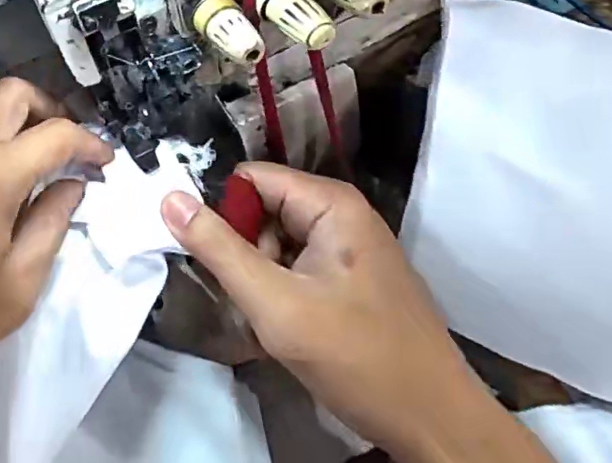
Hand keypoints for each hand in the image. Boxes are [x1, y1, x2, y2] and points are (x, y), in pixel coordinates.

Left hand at [0, 79, 113, 461]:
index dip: (90, 142)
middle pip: (14, 91)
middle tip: (68, 147)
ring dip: (14, 111)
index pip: (57, 132)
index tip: (107, 161)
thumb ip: (53, 223)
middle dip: (51, 109)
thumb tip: (73, 183)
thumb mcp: (16, 287)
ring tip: (32, 151)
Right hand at [161, 163, 552, 462]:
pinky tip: (287, 328)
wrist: (442, 432)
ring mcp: (348, 247)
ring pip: (275, 241)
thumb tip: (169, 198)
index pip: (250, 179)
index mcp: (329, 203)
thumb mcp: (276, 304)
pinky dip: (281, 291)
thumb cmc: (360, 359)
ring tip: (269, 320)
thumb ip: (218, 248)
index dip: (222, 211)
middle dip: (243, 251)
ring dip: (259, 276)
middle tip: (247, 297)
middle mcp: (340, 213)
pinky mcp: (351, 277)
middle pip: (262, 210)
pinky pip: (296, 265)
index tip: (210, 256)